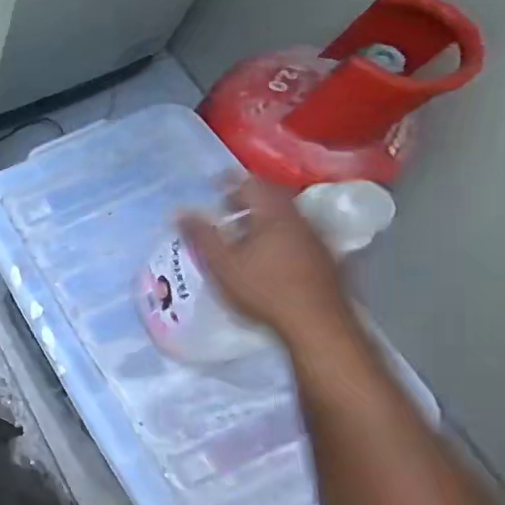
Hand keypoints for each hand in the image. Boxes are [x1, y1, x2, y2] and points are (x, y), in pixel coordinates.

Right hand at [178, 179, 357, 347]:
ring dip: (264, 216)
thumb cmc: (262, 290)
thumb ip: (200, 235)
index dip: (231, 180)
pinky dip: (279, 231)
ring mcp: (317, 239)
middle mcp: (300, 221)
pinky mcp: (326, 258)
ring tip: (242, 229)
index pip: (253, 184)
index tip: (213, 183)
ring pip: (288, 215)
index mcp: (274, 217)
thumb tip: (179, 212)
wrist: (316, 325)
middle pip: (274, 197)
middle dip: (248, 197)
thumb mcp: (221, 263)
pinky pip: (298, 232)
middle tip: (225, 206)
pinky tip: (267, 250)